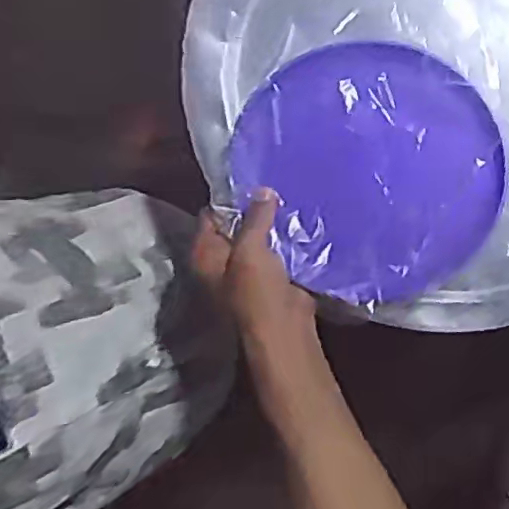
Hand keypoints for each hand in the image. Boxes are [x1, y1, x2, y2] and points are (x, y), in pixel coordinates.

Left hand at [192, 189, 314, 342]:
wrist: (283, 326)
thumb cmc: (257, 291)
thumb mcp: (252, 250)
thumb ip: (256, 219)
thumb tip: (263, 190)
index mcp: (206, 254)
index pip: (211, 216)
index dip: (230, 200)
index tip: (255, 182)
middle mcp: (222, 261)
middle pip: (236, 227)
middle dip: (256, 211)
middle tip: (279, 190)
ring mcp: (247, 270)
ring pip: (260, 239)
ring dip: (274, 226)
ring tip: (294, 204)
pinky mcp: (273, 277)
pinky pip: (278, 252)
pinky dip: (288, 241)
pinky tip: (303, 227)